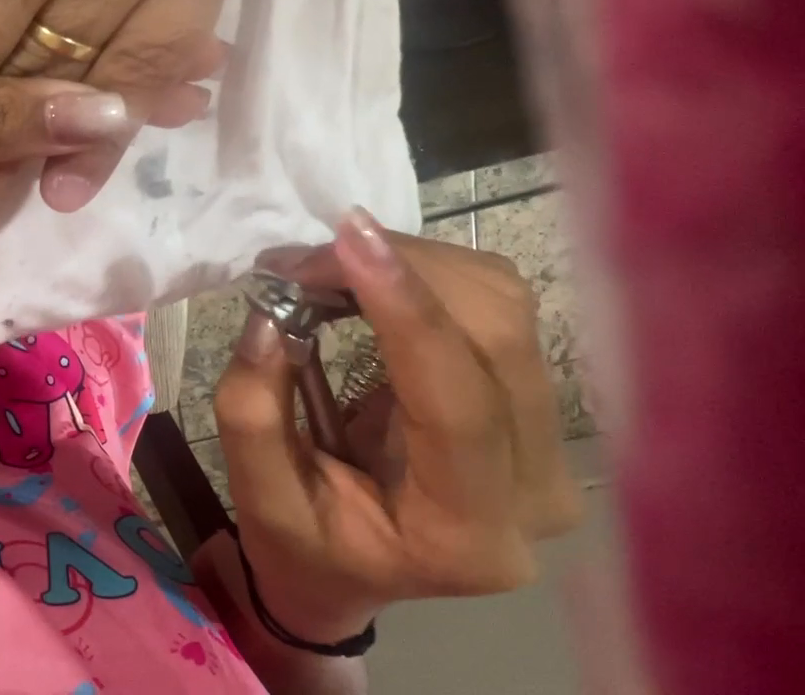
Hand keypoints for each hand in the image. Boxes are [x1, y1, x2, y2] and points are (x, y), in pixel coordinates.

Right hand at [209, 209, 581, 643]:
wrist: (354, 569)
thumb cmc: (303, 542)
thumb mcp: (258, 495)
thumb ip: (253, 412)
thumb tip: (271, 316)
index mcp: (466, 534)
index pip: (458, 404)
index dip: (407, 312)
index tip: (348, 237)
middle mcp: (537, 490)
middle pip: (499, 337)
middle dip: (401, 271)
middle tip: (302, 258)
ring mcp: (553, 447)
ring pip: (506, 308)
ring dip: (412, 264)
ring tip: (326, 266)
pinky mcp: (538, 407)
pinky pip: (497, 309)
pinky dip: (426, 275)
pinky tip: (368, 281)